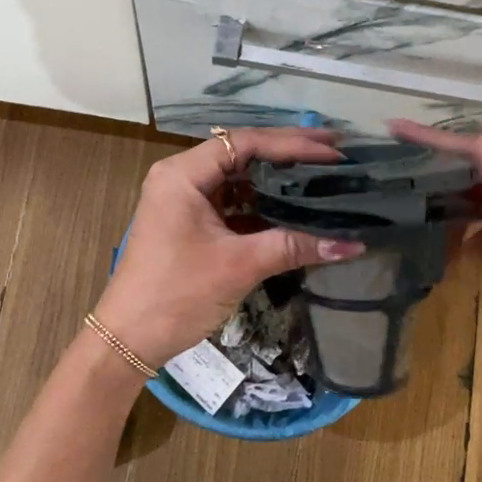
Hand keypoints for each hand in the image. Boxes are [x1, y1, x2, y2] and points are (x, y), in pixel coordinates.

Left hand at [94, 128, 364, 367]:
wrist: (130, 338)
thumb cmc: (177, 293)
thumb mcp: (239, 265)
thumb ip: (293, 246)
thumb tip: (352, 243)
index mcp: (183, 175)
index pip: (245, 143)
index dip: (292, 143)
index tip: (334, 150)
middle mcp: (181, 180)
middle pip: (242, 156)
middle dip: (289, 157)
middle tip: (337, 157)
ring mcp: (184, 204)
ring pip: (238, 183)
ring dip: (277, 184)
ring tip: (323, 181)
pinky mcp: (189, 228)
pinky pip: (232, 207)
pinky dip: (262, 209)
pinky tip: (296, 213)